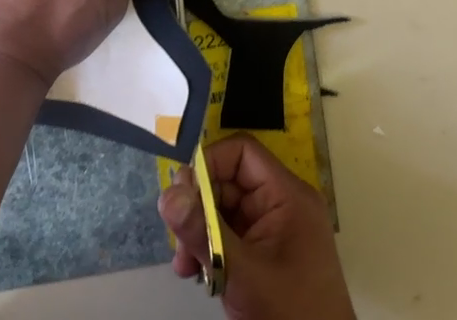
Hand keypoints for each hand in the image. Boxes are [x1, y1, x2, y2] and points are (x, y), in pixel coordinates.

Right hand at [160, 134, 355, 319]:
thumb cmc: (289, 312)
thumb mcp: (241, 271)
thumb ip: (202, 231)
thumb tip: (167, 194)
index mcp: (287, 195)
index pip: (241, 152)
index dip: (208, 162)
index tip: (181, 193)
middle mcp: (281, 203)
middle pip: (226, 181)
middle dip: (197, 207)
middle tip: (177, 238)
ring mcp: (273, 227)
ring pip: (222, 208)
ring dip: (198, 232)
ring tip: (185, 265)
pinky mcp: (265, 250)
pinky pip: (228, 232)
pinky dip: (209, 247)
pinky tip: (196, 272)